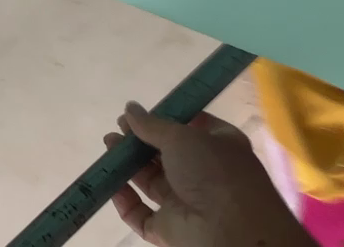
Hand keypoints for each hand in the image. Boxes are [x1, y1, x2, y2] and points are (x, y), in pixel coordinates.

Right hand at [105, 102, 316, 246]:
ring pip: (151, 180)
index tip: (145, 111)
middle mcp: (205, 176)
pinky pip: (142, 214)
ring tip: (109, 144)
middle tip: (119, 128)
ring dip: (128, 163)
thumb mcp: (181, 136)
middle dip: (140, 140)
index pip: (195, 128)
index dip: (170, 117)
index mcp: (220, 149)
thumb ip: (152, 124)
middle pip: (166, 154)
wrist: (235, 236)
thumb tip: (130, 109)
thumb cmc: (215, 174)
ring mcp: (188, 204)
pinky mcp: (171, 229)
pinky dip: (125, 200)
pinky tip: (112, 183)